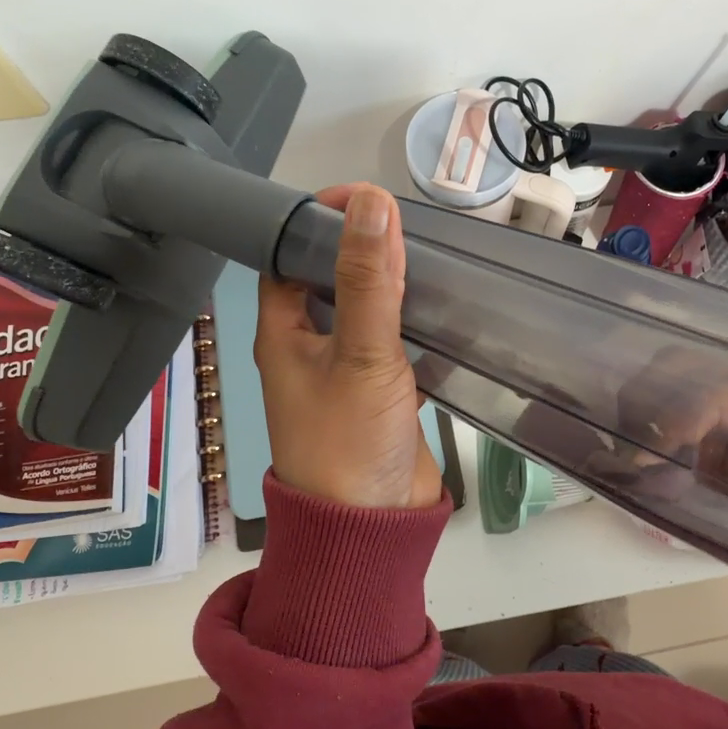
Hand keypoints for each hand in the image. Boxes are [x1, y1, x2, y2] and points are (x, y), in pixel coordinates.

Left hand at [253, 184, 441, 509]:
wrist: (370, 530)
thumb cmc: (348, 442)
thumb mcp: (360, 354)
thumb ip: (368, 279)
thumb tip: (372, 200)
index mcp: (282, 333)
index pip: (288, 257)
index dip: (315, 222)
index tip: (361, 198)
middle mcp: (308, 347)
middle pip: (329, 281)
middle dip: (361, 250)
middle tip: (405, 224)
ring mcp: (344, 373)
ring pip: (364, 313)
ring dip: (390, 287)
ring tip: (429, 257)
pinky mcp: (379, 395)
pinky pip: (393, 345)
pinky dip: (413, 324)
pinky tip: (445, 309)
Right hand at [607, 349, 727, 592]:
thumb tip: (675, 458)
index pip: (724, 388)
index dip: (680, 415)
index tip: (647, 455)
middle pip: (692, 365)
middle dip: (651, 402)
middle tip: (630, 452)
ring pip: (681, 380)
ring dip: (650, 413)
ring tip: (638, 459)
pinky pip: (688, 409)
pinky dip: (660, 427)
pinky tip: (650, 461)